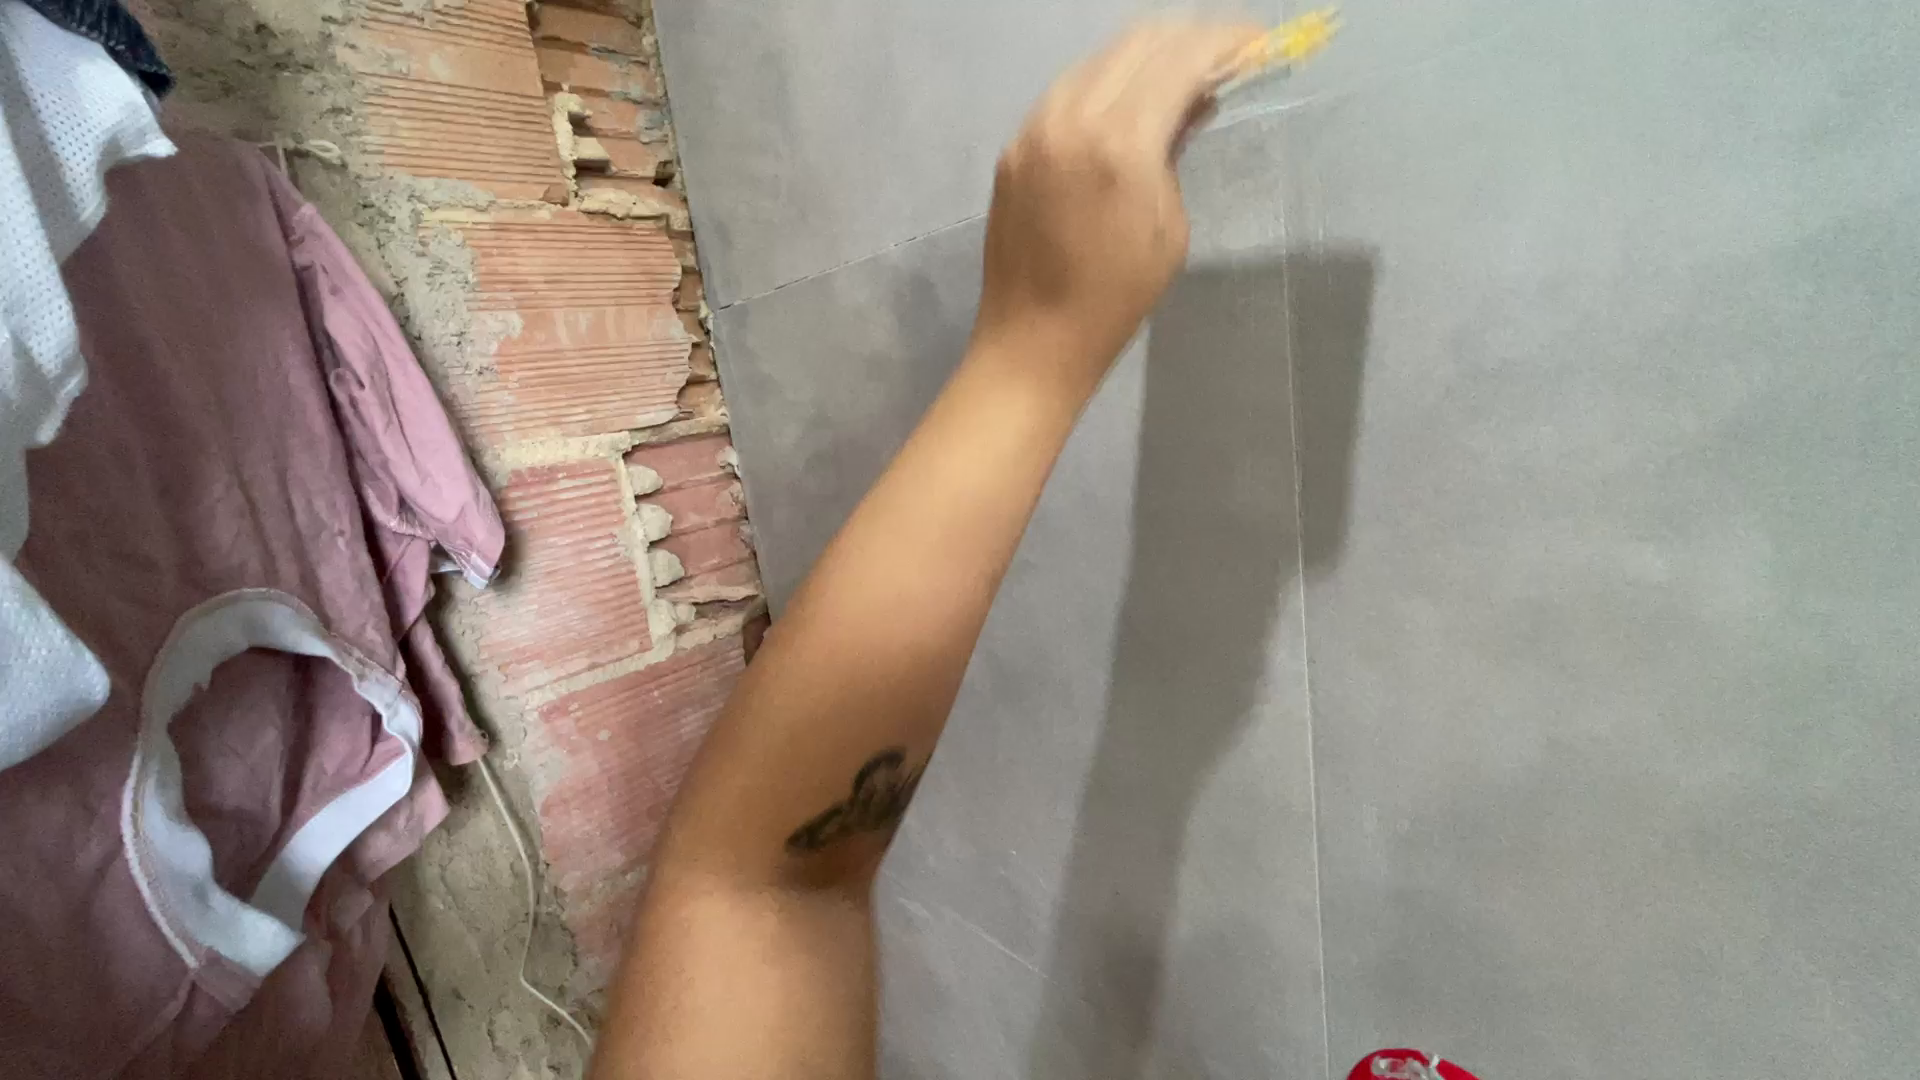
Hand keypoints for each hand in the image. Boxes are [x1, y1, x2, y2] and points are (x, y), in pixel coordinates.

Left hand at [971, 20, 1262, 397]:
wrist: (1033, 341)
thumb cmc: (1114, 301)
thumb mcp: (1168, 229)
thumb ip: (1174, 154)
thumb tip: (1188, 105)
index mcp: (1119, 143)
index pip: (1181, 56)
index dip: (1228, 43)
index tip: (1258, 48)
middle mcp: (1070, 119)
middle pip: (1138, 42)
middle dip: (1188, 41)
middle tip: (1221, 62)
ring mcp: (1033, 132)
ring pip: (1096, 61)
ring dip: (1142, 59)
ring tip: (1173, 83)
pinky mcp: (1012, 151)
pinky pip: (1064, 94)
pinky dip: (1102, 87)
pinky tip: (1122, 111)